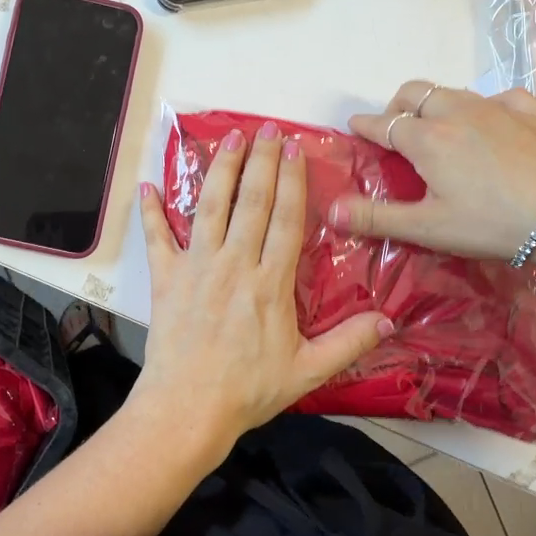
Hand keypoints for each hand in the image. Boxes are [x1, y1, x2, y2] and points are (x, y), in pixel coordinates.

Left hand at [132, 121, 391, 456]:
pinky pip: (156, 238)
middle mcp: (233, 265)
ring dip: (219, 170)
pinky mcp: (165, 279)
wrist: (188, 408)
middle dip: (260, 161)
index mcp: (270, 283)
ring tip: (227, 138)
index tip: (295, 149)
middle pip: (250, 202)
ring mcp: (196, 268)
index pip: (285, 220)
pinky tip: (147, 185)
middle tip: (266, 128)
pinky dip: (151, 211)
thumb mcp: (307, 372)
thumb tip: (389, 321)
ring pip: (209, 208)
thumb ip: (348, 343)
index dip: (292, 181)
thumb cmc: (247, 391)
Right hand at [329, 81, 535, 295]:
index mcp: (425, 138)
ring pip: (452, 91)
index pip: (382, 123)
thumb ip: (375, 217)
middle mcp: (456, 112)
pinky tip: (492, 126)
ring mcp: (496, 107)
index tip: (354, 129)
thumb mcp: (427, 228)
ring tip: (439, 130)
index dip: (363, 126)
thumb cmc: (493, 224)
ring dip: (435, 104)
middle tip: (396, 129)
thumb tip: (329, 210)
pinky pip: (497, 97)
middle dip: (397, 105)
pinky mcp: (531, 111)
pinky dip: (484, 107)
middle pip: (414, 91)